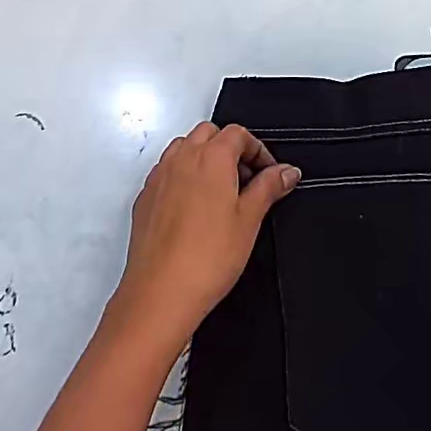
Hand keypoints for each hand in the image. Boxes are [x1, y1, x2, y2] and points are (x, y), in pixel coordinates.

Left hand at [109, 122, 300, 341]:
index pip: (239, 134)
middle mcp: (182, 160)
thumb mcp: (250, 219)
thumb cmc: (203, 260)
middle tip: (247, 177)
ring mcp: (159, 178)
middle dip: (230, 148)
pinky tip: (195, 207)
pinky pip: (166, 172)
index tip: (268, 172)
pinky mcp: (145, 200)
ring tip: (221, 190)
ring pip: (184, 148)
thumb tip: (285, 172)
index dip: (258, 150)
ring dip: (204, 158)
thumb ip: (269, 187)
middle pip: (209, 133)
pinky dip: (183, 176)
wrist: (160, 297)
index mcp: (211, 157)